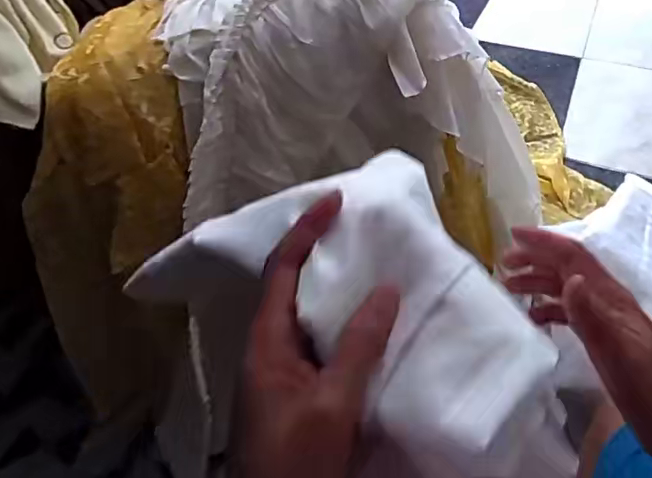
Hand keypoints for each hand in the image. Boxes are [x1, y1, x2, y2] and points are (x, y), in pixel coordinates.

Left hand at [235, 191, 401, 477]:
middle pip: (293, 284)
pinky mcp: (301, 396)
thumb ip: (358, 346)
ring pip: (312, 315)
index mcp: (265, 342)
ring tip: (373, 265)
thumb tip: (387, 288)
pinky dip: (347, 324)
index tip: (336, 200)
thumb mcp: (330, 406)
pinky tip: (374, 325)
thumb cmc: (292, 465)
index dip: (306, 229)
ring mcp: (284, 375)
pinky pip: (325, 343)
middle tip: (359, 227)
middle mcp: (271, 349)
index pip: (282, 267)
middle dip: (324, 251)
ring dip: (339, 288)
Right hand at [502, 227, 651, 477]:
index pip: (575, 257)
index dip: (545, 242)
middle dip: (536, 259)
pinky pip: (573, 312)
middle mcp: (609, 301)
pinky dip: (551, 308)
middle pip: (568, 268)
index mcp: (613, 298)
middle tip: (504, 262)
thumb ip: (594, 318)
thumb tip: (570, 277)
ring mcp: (609, 320)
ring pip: (568, 288)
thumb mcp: (620, 356)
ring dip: (540, 282)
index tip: (516, 233)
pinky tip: (536, 317)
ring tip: (510, 285)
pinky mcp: (606, 340)